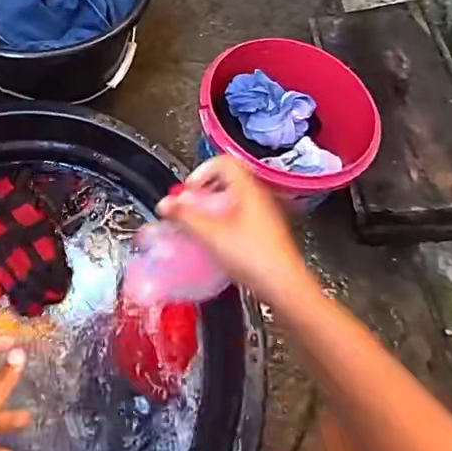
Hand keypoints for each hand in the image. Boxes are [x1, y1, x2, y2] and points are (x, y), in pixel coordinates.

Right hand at [158, 156, 317, 304]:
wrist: (285, 288)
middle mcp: (257, 197)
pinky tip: (214, 240)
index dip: (201, 171)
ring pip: (232, 198)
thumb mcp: (210, 234)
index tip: (189, 189)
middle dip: (203, 190)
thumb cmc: (255, 258)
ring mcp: (263, 214)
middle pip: (226, 179)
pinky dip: (222, 220)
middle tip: (190, 205)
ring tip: (198, 223)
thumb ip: (184, 216)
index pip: (223, 161)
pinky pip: (238, 215)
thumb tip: (165, 204)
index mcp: (247, 188)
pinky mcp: (264, 232)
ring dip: (211, 206)